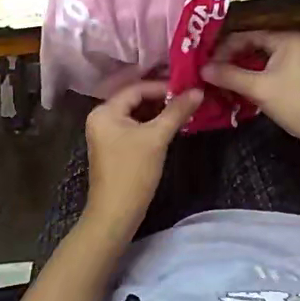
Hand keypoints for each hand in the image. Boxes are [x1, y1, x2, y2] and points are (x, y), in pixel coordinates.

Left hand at [82, 81, 202, 235]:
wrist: (116, 213)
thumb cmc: (133, 172)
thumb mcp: (157, 138)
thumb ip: (176, 112)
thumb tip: (198, 91)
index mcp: (104, 111)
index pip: (136, 88)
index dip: (163, 87)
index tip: (188, 88)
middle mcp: (101, 118)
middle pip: (135, 100)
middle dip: (161, 99)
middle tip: (188, 98)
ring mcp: (105, 134)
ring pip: (136, 115)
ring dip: (158, 113)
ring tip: (184, 111)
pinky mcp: (113, 147)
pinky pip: (134, 128)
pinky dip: (151, 125)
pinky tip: (170, 127)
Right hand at [201, 31, 299, 176]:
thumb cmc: (299, 104)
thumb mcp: (260, 89)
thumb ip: (229, 76)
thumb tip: (202, 69)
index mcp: (287, 38)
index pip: (246, 34)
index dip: (223, 48)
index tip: (204, 65)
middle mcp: (293, 44)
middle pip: (253, 46)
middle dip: (230, 60)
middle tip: (208, 74)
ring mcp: (297, 63)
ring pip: (260, 62)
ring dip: (240, 72)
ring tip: (218, 84)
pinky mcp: (299, 80)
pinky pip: (269, 73)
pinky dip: (253, 81)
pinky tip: (238, 92)